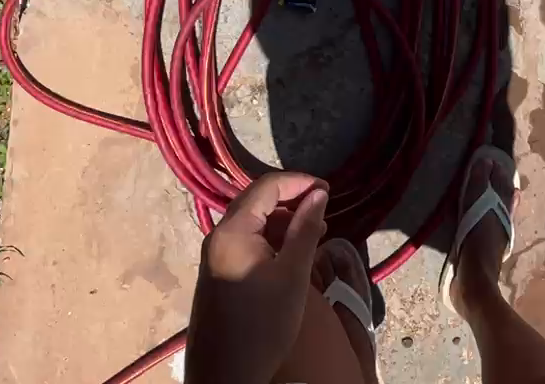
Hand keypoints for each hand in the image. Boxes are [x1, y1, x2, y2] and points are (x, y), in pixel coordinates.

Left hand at [186, 172, 329, 383]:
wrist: (226, 378)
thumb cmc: (263, 325)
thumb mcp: (293, 275)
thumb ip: (306, 229)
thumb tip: (319, 193)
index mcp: (233, 230)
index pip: (267, 186)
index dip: (299, 182)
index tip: (328, 190)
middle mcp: (219, 235)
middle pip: (258, 200)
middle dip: (292, 199)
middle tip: (323, 208)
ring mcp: (216, 254)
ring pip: (253, 221)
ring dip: (284, 220)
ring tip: (315, 231)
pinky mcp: (219, 272)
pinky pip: (247, 240)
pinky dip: (272, 238)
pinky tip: (292, 251)